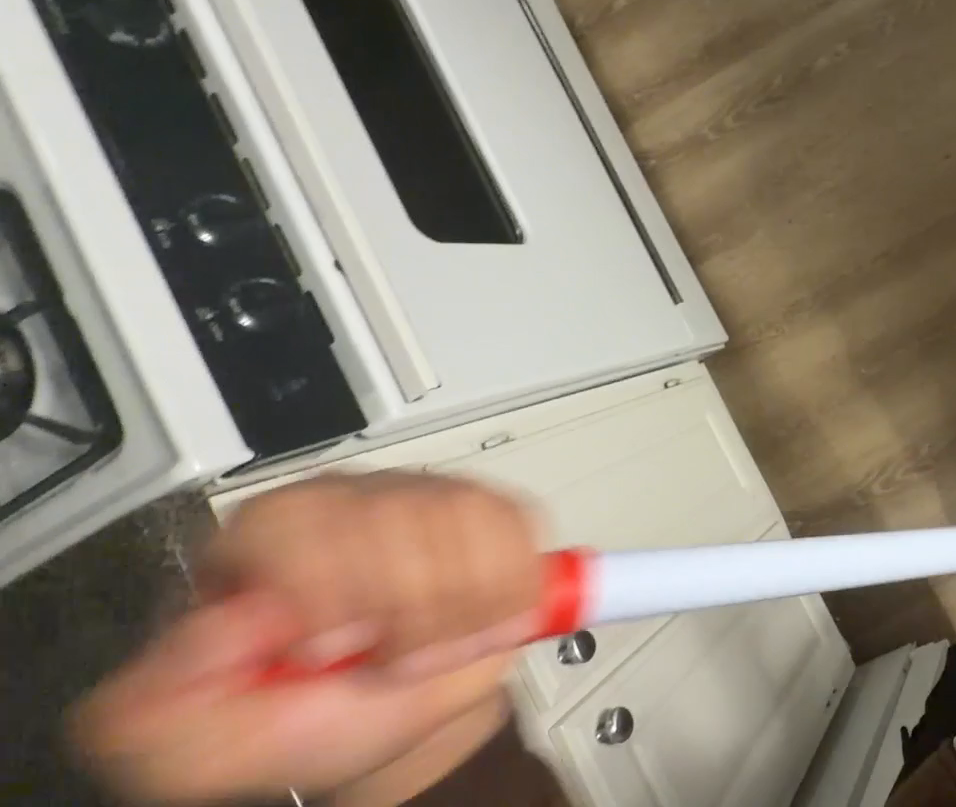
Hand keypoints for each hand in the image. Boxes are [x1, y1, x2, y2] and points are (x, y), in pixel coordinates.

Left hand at [69, 473, 545, 805]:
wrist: (400, 711)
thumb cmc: (310, 716)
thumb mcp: (199, 741)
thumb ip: (156, 705)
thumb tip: (209, 634)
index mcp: (271, 538)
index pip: (300, 519)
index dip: (328, 584)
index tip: (335, 650)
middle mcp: (352, 500)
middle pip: (396, 513)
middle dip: (409, 610)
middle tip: (396, 663)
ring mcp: (431, 496)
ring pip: (465, 517)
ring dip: (465, 604)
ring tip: (440, 648)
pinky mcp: (494, 507)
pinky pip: (516, 523)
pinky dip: (512, 582)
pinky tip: (488, 619)